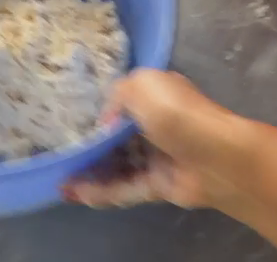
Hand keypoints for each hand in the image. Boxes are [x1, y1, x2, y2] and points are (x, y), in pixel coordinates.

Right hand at [62, 69, 251, 209]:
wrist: (215, 157)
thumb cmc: (177, 112)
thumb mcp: (142, 84)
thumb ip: (117, 95)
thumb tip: (106, 122)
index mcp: (157, 93)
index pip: (123, 101)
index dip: (100, 111)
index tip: (74, 122)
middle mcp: (156, 123)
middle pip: (118, 136)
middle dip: (91, 145)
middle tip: (62, 154)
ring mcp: (157, 156)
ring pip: (118, 165)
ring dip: (90, 172)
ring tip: (61, 179)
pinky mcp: (157, 185)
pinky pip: (124, 187)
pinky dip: (101, 190)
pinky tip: (76, 193)